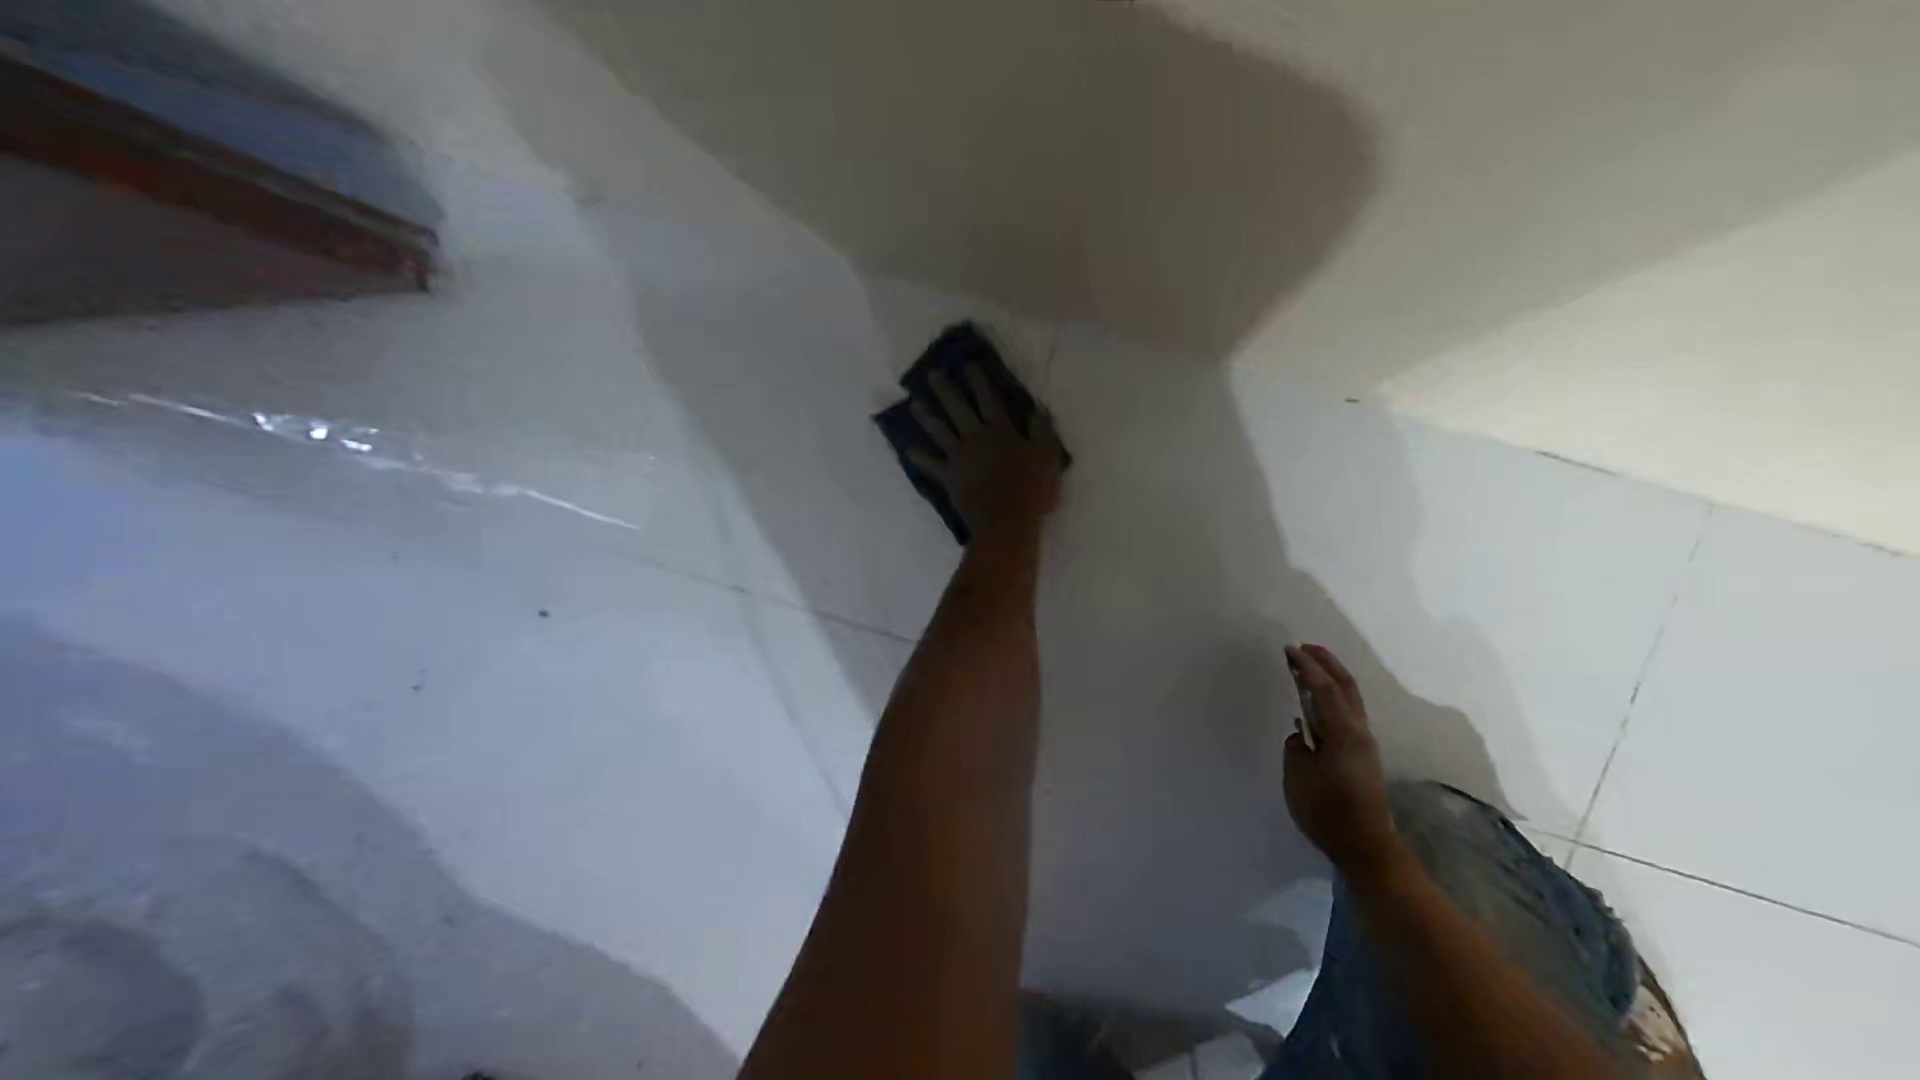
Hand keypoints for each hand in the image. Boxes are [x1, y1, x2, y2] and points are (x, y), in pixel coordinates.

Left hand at [909, 366, 1063, 537]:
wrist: (1006, 521)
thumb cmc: (1032, 489)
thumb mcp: (1048, 456)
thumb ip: (1042, 430)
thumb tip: (1039, 409)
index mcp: (1001, 431)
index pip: (989, 399)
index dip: (980, 381)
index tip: (970, 365)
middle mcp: (976, 438)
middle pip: (958, 408)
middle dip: (946, 390)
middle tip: (933, 374)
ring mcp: (959, 458)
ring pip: (940, 431)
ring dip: (927, 417)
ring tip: (915, 403)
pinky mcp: (950, 478)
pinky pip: (932, 466)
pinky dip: (920, 458)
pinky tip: (909, 450)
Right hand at [1283, 644, 1399, 875]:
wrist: (1365, 845)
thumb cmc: (1327, 810)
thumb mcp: (1299, 776)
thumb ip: (1296, 747)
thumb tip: (1300, 733)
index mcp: (1344, 733)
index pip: (1324, 689)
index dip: (1307, 667)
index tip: (1289, 649)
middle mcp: (1359, 732)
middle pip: (1346, 687)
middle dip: (1326, 663)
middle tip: (1304, 647)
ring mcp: (1364, 743)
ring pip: (1350, 698)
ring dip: (1331, 677)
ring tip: (1310, 666)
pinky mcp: (1361, 754)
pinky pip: (1347, 712)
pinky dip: (1332, 695)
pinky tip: (1317, 700)